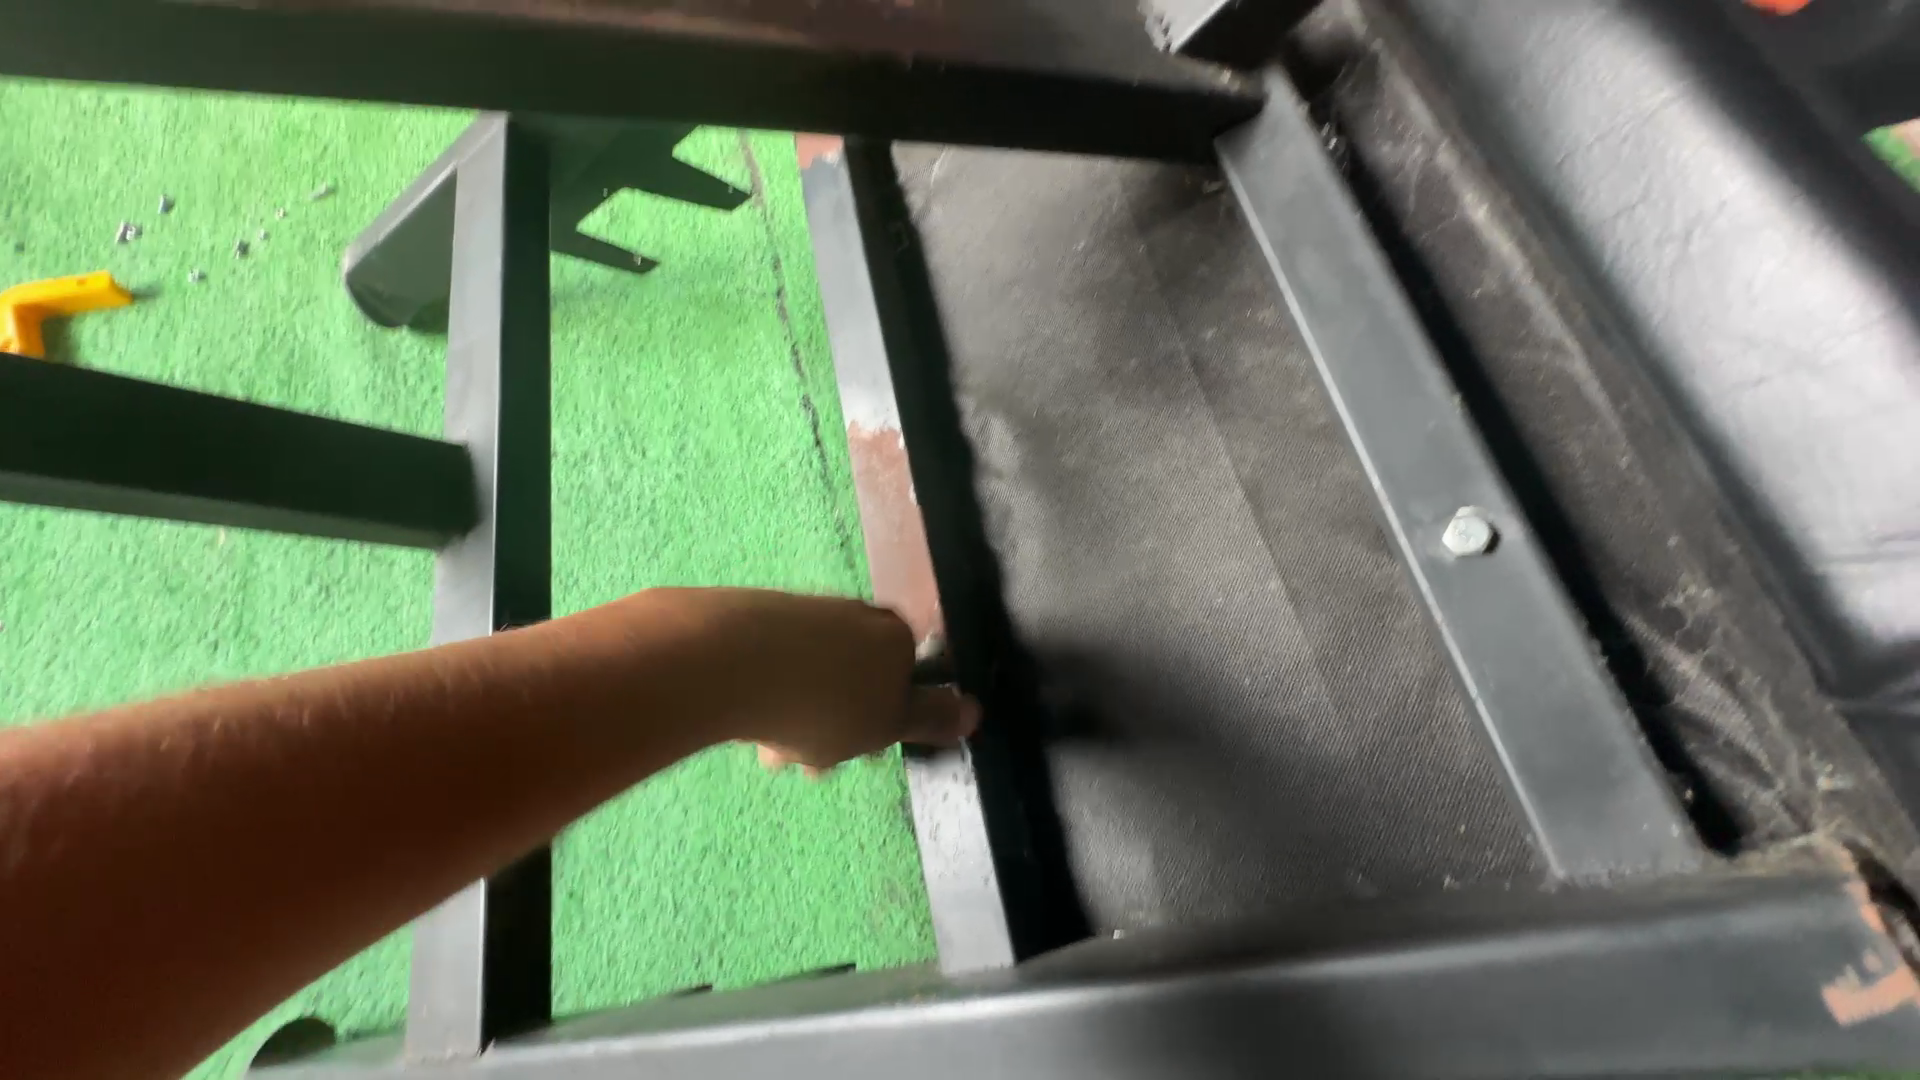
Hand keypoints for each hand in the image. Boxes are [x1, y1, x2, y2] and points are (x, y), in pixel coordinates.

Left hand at [636, 589, 977, 770]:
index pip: (906, 677)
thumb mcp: (888, 723)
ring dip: (798, 720)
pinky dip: (770, 696)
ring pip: (813, 677)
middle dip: (835, 727)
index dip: (887, 721)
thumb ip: (931, 718)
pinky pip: (776, 665)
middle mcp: (854, 615)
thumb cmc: (825, 701)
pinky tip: (747, 724)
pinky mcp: (759, 618)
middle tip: (808, 762)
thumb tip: (975, 711)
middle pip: (856, 680)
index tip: (861, 753)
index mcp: (894, 635)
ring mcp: (805, 613)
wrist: (731, 659)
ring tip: (770, 752)